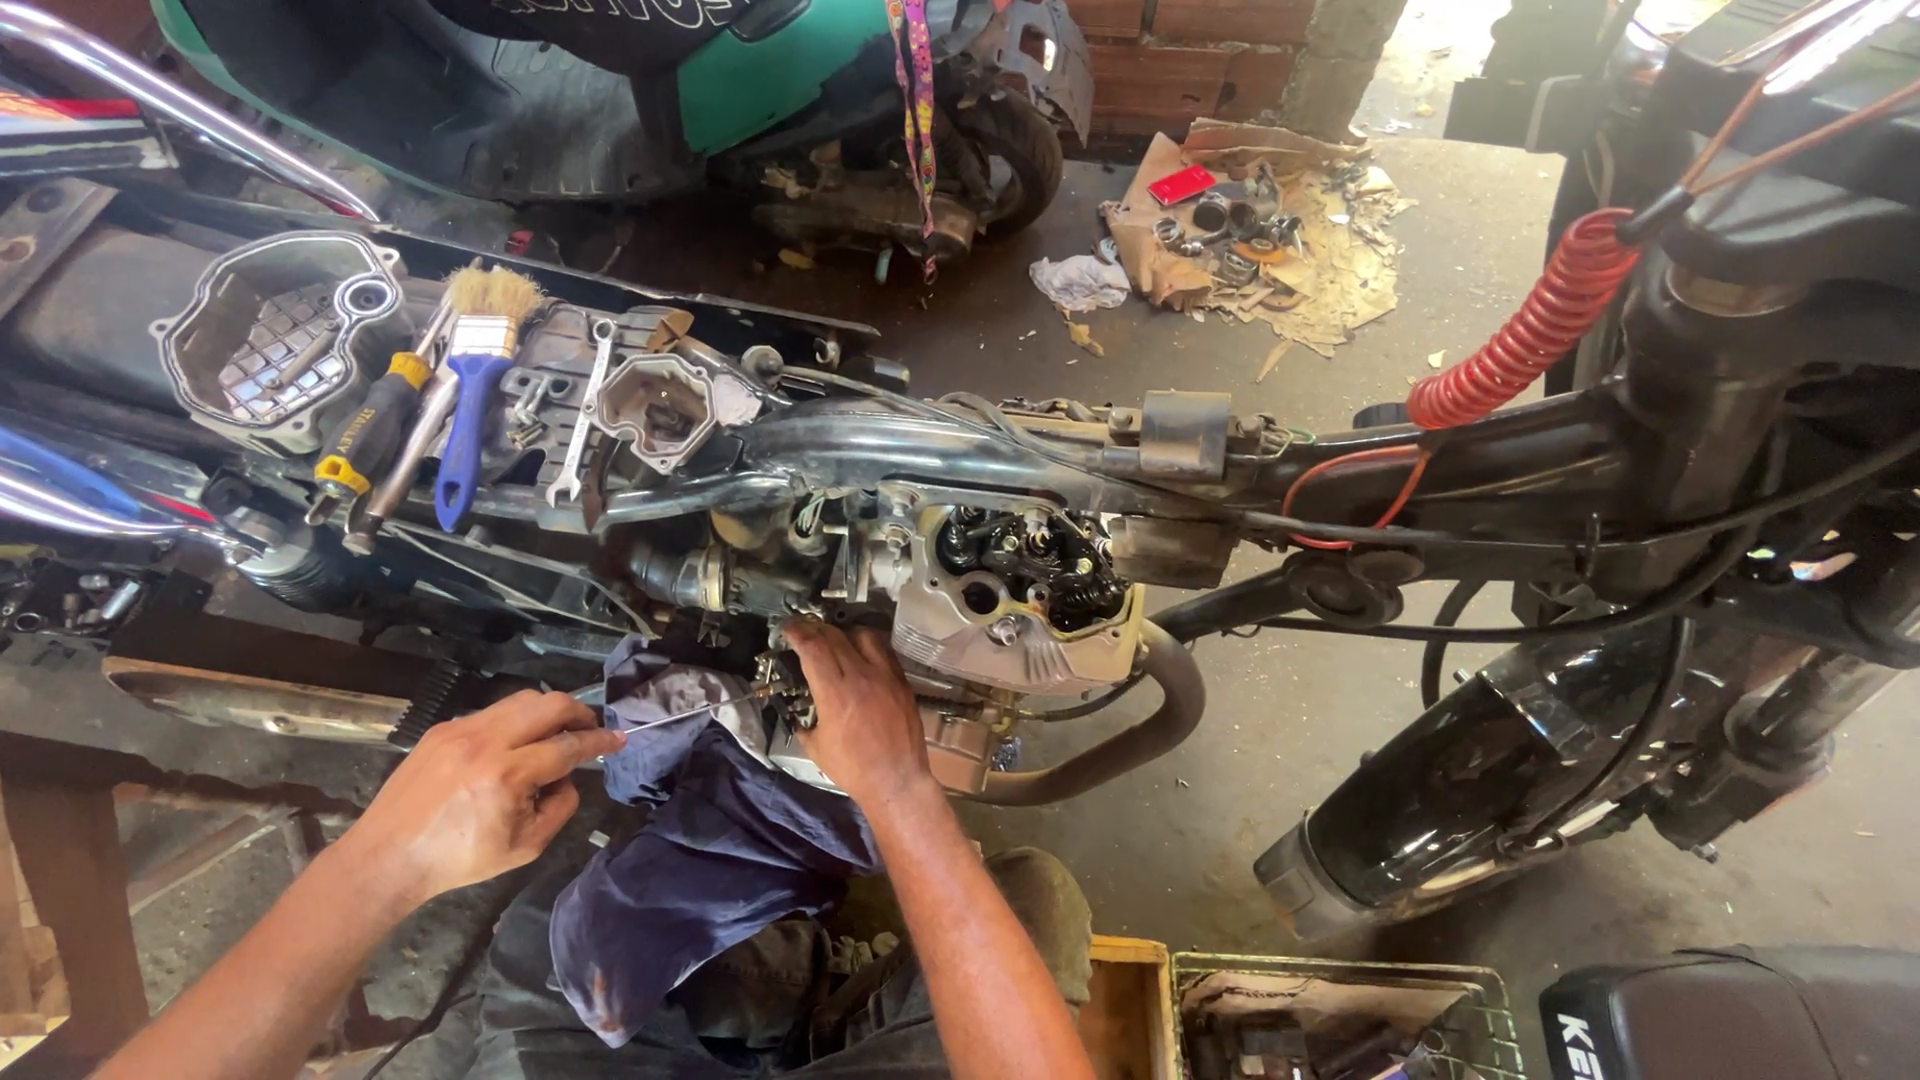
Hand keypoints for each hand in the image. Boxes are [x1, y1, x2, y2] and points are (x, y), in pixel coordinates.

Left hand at [331, 690, 624, 914]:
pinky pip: (494, 712)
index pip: (569, 746)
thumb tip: (568, 776)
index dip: (600, 741)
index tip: (620, 738)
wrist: (384, 859)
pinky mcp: (442, 729)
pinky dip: (517, 721)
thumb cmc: (459, 859)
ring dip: (550, 711)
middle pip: (551, 704)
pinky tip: (515, 745)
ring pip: (523, 699)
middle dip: (580, 713)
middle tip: (590, 729)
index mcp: (506, 776)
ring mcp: (460, 730)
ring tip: (556, 731)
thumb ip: (562, 805)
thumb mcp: (527, 846)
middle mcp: (485, 743)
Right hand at [784, 620, 935, 810]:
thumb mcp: (816, 747)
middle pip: (835, 636)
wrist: (896, 780)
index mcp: (835, 693)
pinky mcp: (901, 682)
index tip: (789, 630)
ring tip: (835, 639)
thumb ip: (804, 723)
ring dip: (844, 633)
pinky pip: (884, 651)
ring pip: (864, 636)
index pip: (813, 648)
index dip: (797, 633)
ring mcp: (885, 676)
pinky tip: (861, 654)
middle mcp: (861, 677)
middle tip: (805, 632)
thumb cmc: (853, 769)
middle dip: (815, 629)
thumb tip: (799, 713)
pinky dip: (868, 646)